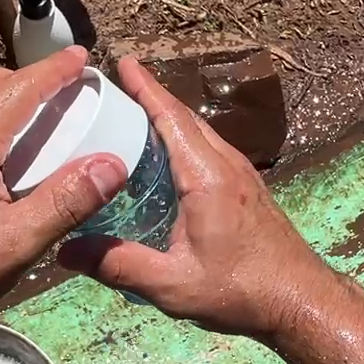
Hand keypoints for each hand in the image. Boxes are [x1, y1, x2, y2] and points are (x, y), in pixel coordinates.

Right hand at [58, 57, 336, 338]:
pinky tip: (160, 159)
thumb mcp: (172, 284)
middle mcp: (226, 164)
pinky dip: (179, 139)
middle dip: (149, 97)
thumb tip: (64, 252)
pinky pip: (206, 148)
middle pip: (184, 118)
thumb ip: (119, 265)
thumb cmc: (239, 291)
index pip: (171, 118)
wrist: (299, 301)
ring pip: (198, 132)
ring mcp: (240, 173)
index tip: (122, 63)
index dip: (145, 88)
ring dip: (166, 117)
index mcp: (206, 177)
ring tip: (129, 118)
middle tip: (112, 90)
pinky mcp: (245, 187)